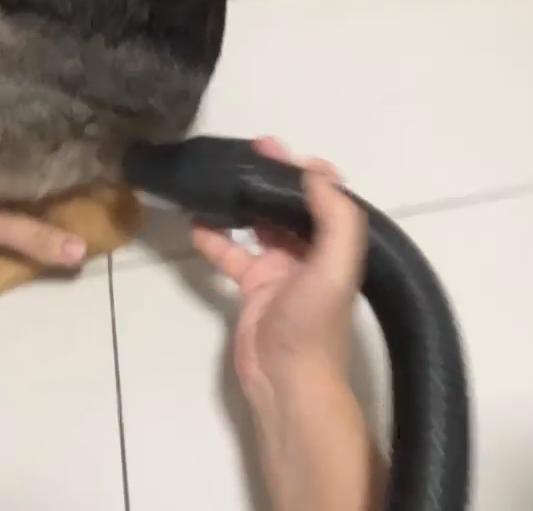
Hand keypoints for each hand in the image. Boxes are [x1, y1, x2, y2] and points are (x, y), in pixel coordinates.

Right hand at [190, 139, 367, 408]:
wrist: (287, 384)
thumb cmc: (314, 323)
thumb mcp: (336, 267)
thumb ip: (335, 218)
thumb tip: (316, 171)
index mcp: (334, 245)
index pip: (326, 197)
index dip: (309, 171)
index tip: (284, 151)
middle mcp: (310, 252)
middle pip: (292, 204)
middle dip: (274, 176)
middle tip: (252, 148)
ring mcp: (279, 269)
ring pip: (260, 224)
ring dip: (245, 200)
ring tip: (223, 173)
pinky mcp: (252, 287)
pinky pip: (231, 253)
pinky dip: (215, 237)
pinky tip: (197, 220)